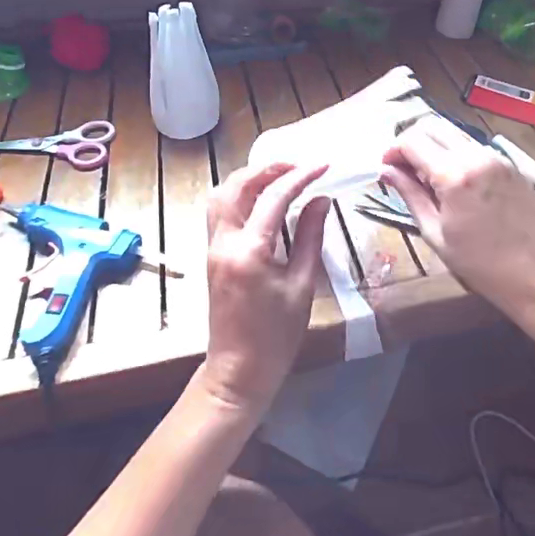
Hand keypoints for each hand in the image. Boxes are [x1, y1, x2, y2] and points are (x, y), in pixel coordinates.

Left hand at [196, 162, 332, 412]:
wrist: (238, 369)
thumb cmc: (276, 336)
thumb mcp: (301, 286)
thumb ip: (310, 238)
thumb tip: (321, 200)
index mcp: (249, 251)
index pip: (273, 198)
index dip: (300, 177)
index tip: (323, 166)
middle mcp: (224, 242)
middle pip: (237, 186)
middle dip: (267, 169)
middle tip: (298, 166)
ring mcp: (212, 247)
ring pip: (221, 195)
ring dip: (248, 179)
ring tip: (280, 177)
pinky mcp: (211, 254)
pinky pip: (220, 212)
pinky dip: (239, 196)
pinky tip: (262, 200)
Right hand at [382, 118, 534, 325]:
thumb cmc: (479, 262)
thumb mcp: (434, 231)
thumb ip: (409, 194)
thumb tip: (386, 171)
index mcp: (455, 175)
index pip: (412, 141)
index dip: (392, 151)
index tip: (387, 169)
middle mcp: (477, 157)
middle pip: (432, 126)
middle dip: (410, 142)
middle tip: (403, 168)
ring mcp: (497, 158)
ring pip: (452, 132)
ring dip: (433, 146)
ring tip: (427, 177)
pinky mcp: (510, 165)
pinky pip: (472, 146)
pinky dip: (454, 153)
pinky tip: (452, 182)